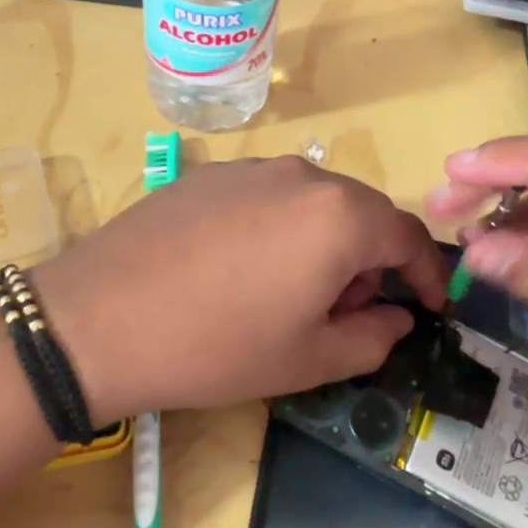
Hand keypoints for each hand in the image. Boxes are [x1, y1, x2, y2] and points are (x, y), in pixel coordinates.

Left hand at [30, 156, 443, 421]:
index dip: (428, 273)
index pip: (408, 235)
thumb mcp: (308, 359)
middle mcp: (303, 175)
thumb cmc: (217, 345)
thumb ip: (372, 338)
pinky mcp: (209, 174)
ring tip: (293, 292)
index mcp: (340, 216)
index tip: (430, 305)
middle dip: (372, 261)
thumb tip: (395, 317)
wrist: (98, 319)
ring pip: (314, 202)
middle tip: (350, 311)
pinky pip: (268, 196)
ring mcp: (251, 167)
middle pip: (362, 212)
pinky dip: (281, 228)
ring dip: (325, 243)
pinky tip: (242, 268)